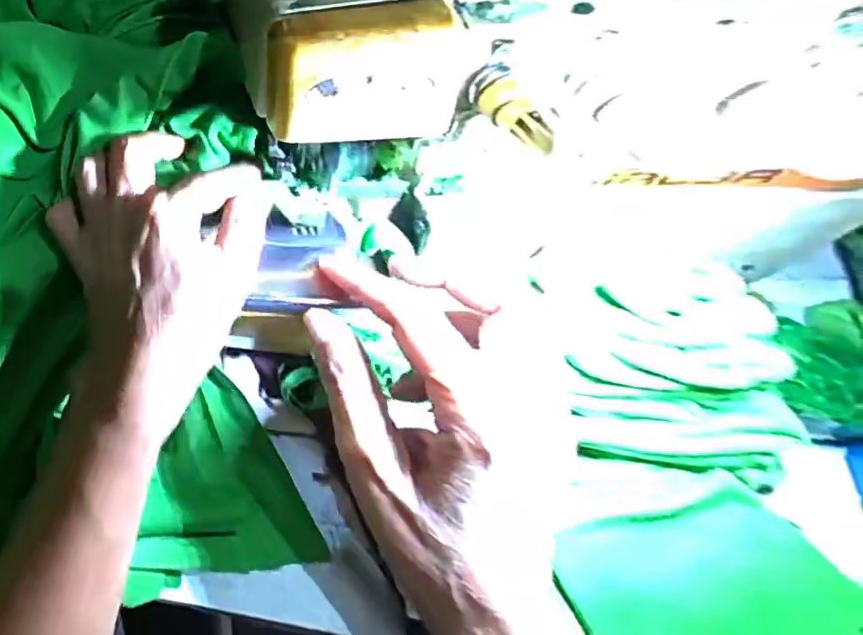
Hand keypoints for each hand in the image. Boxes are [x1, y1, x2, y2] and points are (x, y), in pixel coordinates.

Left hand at [47, 132, 270, 446]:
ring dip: (112, 162)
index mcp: (166, 210)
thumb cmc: (193, 324)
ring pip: (88, 168)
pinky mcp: (75, 247)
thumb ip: (244, 224)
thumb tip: (252, 191)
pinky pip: (63, 210)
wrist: (140, 365)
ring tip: (135, 172)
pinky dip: (77, 203)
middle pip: (127, 147)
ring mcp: (93, 224)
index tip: (249, 177)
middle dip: (156, 141)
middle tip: (177, 150)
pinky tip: (98, 208)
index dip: (236, 175)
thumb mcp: (235, 275)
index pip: (207, 178)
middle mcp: (122, 205)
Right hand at [305, 255, 577, 634]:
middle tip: (387, 274)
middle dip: (444, 277)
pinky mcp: (549, 422)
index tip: (326, 268)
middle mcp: (531, 408)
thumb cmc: (425, 540)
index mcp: (481, 418)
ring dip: (458, 303)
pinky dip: (469, 334)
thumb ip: (346, 381)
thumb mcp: (368, 462)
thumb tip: (319, 317)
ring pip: (522, 324)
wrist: (498, 607)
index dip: (366, 285)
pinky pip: (519, 351)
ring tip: (399, 313)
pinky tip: (422, 366)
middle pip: (509, 307)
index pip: (422, 322)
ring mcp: (551, 415)